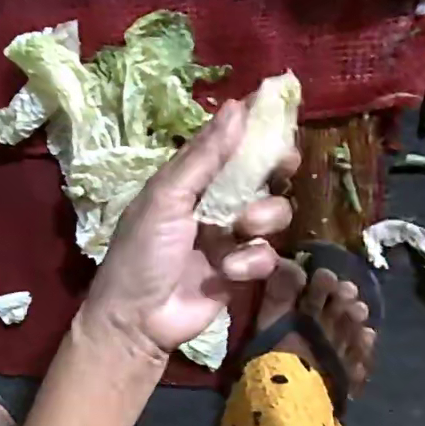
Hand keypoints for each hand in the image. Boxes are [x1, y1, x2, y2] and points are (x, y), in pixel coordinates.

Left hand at [79, 100, 298, 367]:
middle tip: (285, 165)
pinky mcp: (244, 270)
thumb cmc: (143, 251)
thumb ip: (205, 156)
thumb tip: (237, 106)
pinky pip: (267, 254)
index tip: (280, 121)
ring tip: (243, 229)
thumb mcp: (168, 197)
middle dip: (275, 171)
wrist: (139, 319)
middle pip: (261, 176)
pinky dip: (252, 261)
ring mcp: (232, 237)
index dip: (256, 131)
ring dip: (264, 217)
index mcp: (192, 179)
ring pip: (273, 212)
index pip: (231, 145)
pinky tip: (229, 271)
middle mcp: (216, 203)